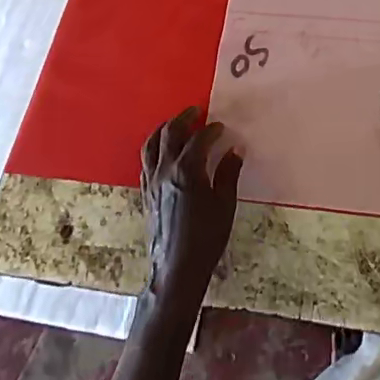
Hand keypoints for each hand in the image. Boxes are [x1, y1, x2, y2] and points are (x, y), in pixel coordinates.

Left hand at [140, 106, 242, 304]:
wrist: (177, 268)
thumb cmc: (206, 237)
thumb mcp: (225, 204)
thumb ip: (229, 173)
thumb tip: (235, 149)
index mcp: (187, 170)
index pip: (199, 139)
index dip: (211, 130)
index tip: (221, 127)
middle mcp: (165, 169)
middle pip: (170, 133)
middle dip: (184, 118)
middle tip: (196, 111)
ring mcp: (151, 180)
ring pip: (152, 143)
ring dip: (164, 129)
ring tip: (175, 124)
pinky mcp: (145, 192)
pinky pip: (145, 161)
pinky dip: (154, 148)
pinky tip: (163, 151)